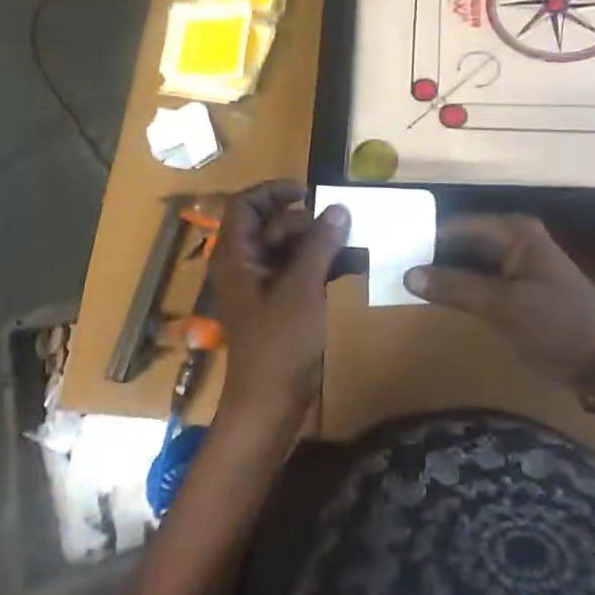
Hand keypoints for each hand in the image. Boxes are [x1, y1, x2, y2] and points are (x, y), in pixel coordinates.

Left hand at [206, 181, 348, 413]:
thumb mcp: (301, 288)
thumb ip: (319, 244)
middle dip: (309, 222)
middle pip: (273, 225)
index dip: (272, 191)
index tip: (308, 191)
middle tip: (343, 226)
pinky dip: (324, 266)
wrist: (270, 404)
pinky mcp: (281, 305)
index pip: (244, 205)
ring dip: (322, 244)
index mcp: (236, 256)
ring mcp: (263, 286)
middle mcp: (246, 265)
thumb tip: (338, 208)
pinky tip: (355, 266)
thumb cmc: (279, 343)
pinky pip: (301, 272)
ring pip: (291, 249)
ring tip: (358, 243)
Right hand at [403, 215, 594, 399]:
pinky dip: (451, 287)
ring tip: (397, 278)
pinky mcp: (509, 289)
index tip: (390, 249)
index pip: (455, 226)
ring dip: (436, 271)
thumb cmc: (558, 324)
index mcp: (513, 232)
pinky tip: (424, 295)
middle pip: (457, 241)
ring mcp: (509, 265)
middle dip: (426, 253)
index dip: (423, 237)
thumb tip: (408, 274)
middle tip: (387, 264)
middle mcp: (509, 240)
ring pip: (462, 262)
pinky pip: (471, 281)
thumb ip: (455, 287)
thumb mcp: (505, 306)